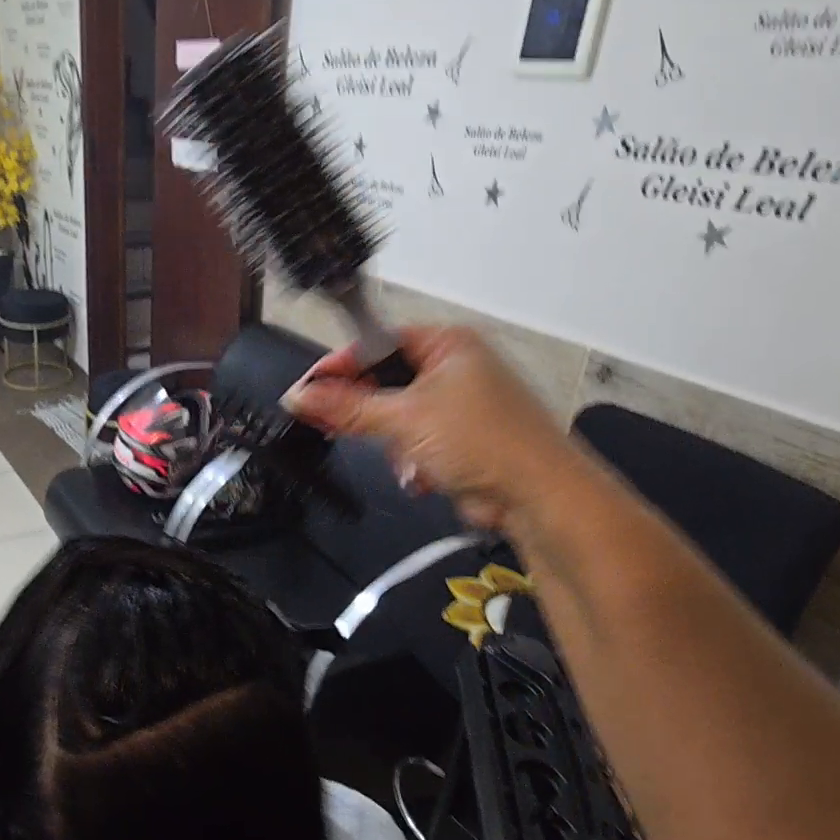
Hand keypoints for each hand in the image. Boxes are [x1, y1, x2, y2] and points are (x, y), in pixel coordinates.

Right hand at [279, 326, 587, 530]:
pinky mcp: (460, 443)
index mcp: (448, 344)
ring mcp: (460, 407)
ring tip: (406, 461)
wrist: (538, 496)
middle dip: (368, 414)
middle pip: (385, 383)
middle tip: (332, 425)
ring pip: (397, 420)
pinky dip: (413, 463)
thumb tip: (301, 396)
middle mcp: (455, 369)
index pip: (377, 344)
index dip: (341, 367)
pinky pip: (414, 446)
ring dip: (395, 446)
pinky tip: (423, 476)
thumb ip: (346, 407)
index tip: (307, 389)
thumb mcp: (403, 418)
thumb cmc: (487, 441)